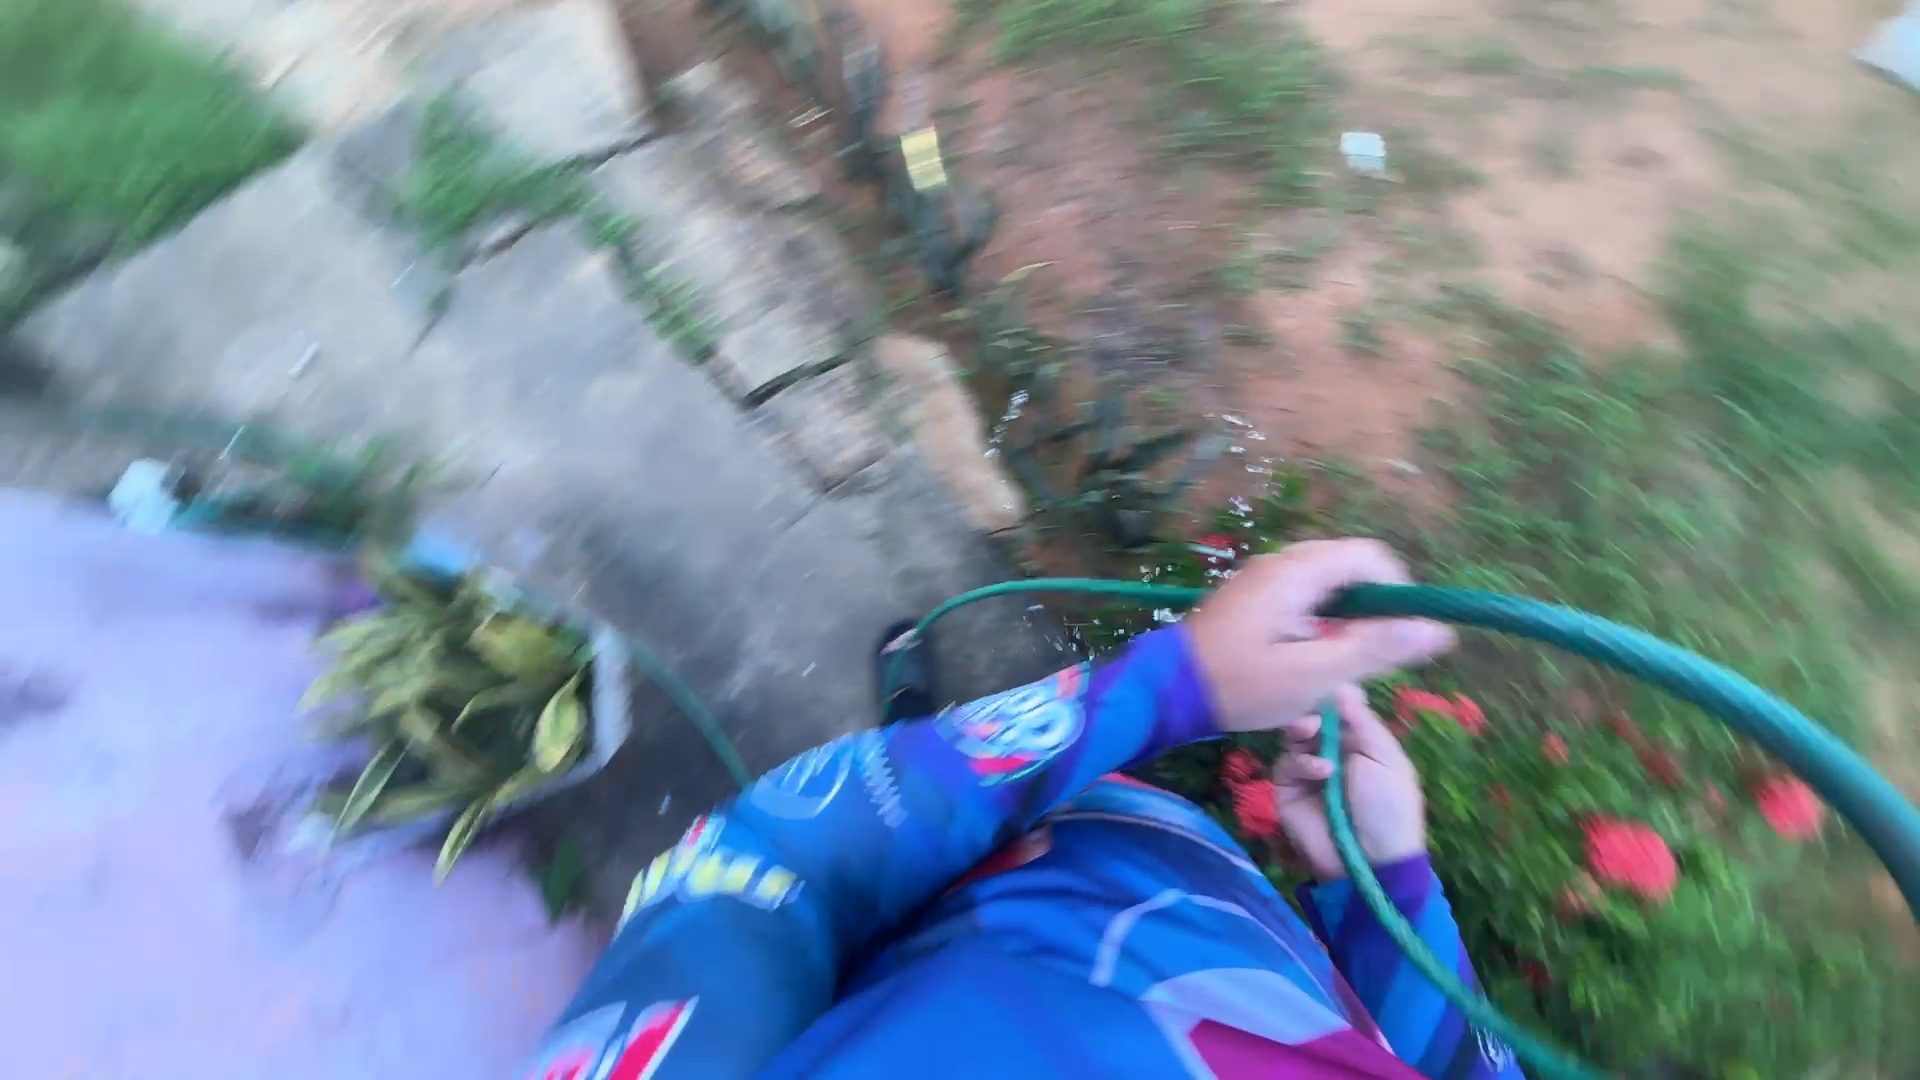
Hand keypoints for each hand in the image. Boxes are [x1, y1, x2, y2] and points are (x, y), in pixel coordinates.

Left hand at [1184, 538, 1453, 733]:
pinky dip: (1317, 618)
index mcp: (1294, 573)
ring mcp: (1260, 577)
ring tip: (1339, 660)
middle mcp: (1277, 563)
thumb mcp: (1311, 674)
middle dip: (1371, 605)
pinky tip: (1309, 655)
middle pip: (1348, 567)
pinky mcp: (1250, 596)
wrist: (1167, 689)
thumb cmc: (1239, 684)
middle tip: (1369, 653)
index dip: (1398, 591)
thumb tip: (1437, 630)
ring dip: (1343, 615)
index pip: (1369, 556)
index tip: (1400, 635)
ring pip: (1325, 583)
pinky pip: (1300, 594)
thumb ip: (1373, 649)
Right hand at [1273, 684, 1426, 880]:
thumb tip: (1343, 685)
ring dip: (1301, 730)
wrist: (1372, 861)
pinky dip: (1301, 763)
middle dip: (1309, 710)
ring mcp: (1306, 771)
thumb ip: (1363, 722)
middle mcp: (1330, 753)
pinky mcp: (1286, 789)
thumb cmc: (1389, 808)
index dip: (1329, 697)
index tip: (1323, 682)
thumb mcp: (1387, 760)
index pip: (1336, 711)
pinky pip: (1285, 764)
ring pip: (1292, 738)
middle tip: (1313, 710)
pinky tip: (1321, 772)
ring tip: (1309, 733)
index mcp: (1358, 745)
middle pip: (1310, 719)